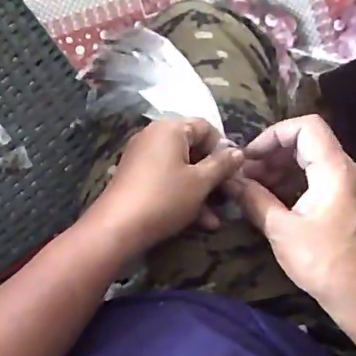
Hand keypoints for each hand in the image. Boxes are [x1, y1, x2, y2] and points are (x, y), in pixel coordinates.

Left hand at [80, 118, 243, 256]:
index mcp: (170, 129)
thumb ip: (222, 165)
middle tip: (228, 196)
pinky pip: (165, 181)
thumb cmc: (165, 198)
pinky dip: (182, 196)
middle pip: (192, 149)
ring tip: (216, 218)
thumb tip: (238, 152)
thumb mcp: (200, 182)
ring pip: (181, 170)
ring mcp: (141, 158)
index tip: (234, 171)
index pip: (205, 127)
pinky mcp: (135, 179)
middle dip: (213, 175)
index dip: (223, 148)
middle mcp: (153, 137)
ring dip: (201, 192)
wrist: (117, 227)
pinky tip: (200, 222)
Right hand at [230, 116, 355, 318]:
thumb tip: (230, 181)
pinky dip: (294, 182)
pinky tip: (272, 201)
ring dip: (280, 170)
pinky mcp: (351, 201)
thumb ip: (254, 199)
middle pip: (308, 142)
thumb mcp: (281, 230)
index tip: (248, 158)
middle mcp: (350, 170)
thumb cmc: (324, 262)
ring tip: (252, 190)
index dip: (272, 135)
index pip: (306, 127)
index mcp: (336, 171)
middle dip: (272, 155)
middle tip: (243, 177)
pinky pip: (320, 178)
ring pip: (313, 160)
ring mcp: (353, 185)